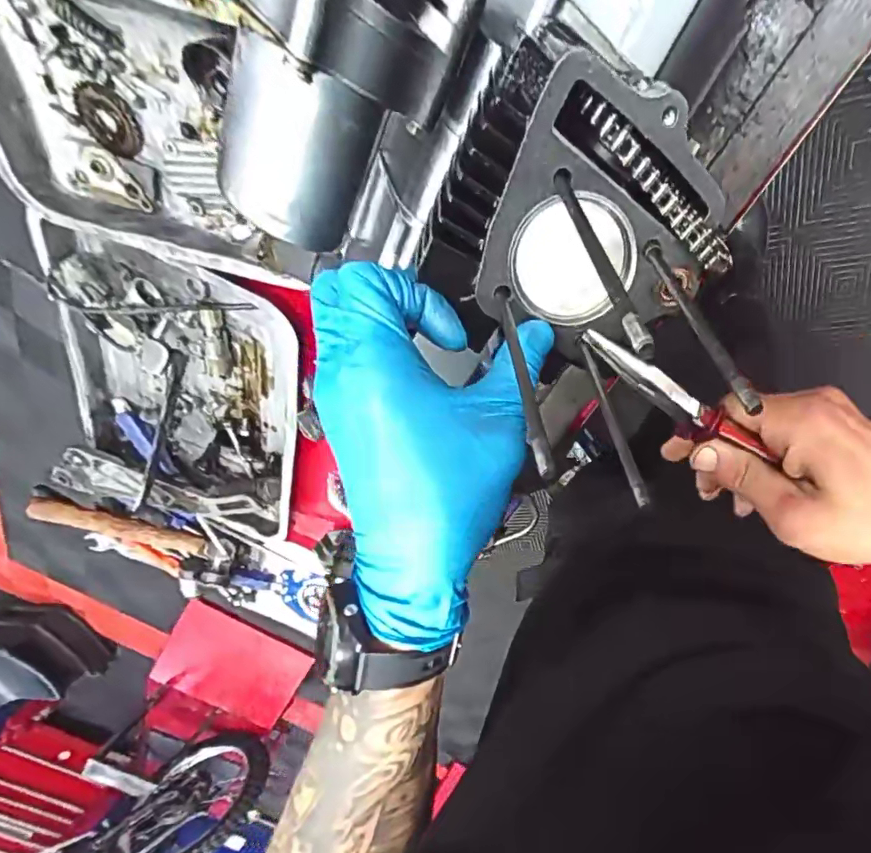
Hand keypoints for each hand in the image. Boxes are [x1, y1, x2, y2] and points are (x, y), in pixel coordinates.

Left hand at [311, 262, 552, 649]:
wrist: (416, 555)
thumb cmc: (443, 500)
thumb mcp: (497, 422)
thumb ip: (517, 368)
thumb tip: (533, 339)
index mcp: (374, 364)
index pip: (369, 280)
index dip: (419, 294)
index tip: (451, 334)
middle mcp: (343, 376)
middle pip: (340, 290)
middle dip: (391, 295)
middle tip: (430, 323)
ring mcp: (337, 399)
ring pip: (338, 325)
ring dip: (382, 325)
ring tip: (429, 354)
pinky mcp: (343, 421)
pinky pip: (346, 364)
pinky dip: (377, 357)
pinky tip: (419, 387)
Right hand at [661, 387, 870, 572]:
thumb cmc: (865, 525)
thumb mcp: (791, 512)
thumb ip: (743, 477)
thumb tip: (704, 451)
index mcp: (802, 419)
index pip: (730, 409)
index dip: (699, 433)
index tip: (679, 456)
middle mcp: (817, 404)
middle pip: (747, 417)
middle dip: (724, 454)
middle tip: (712, 492)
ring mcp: (832, 412)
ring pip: (768, 427)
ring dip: (748, 461)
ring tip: (745, 502)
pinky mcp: (841, 425)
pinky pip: (792, 433)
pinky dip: (773, 459)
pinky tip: (771, 491)